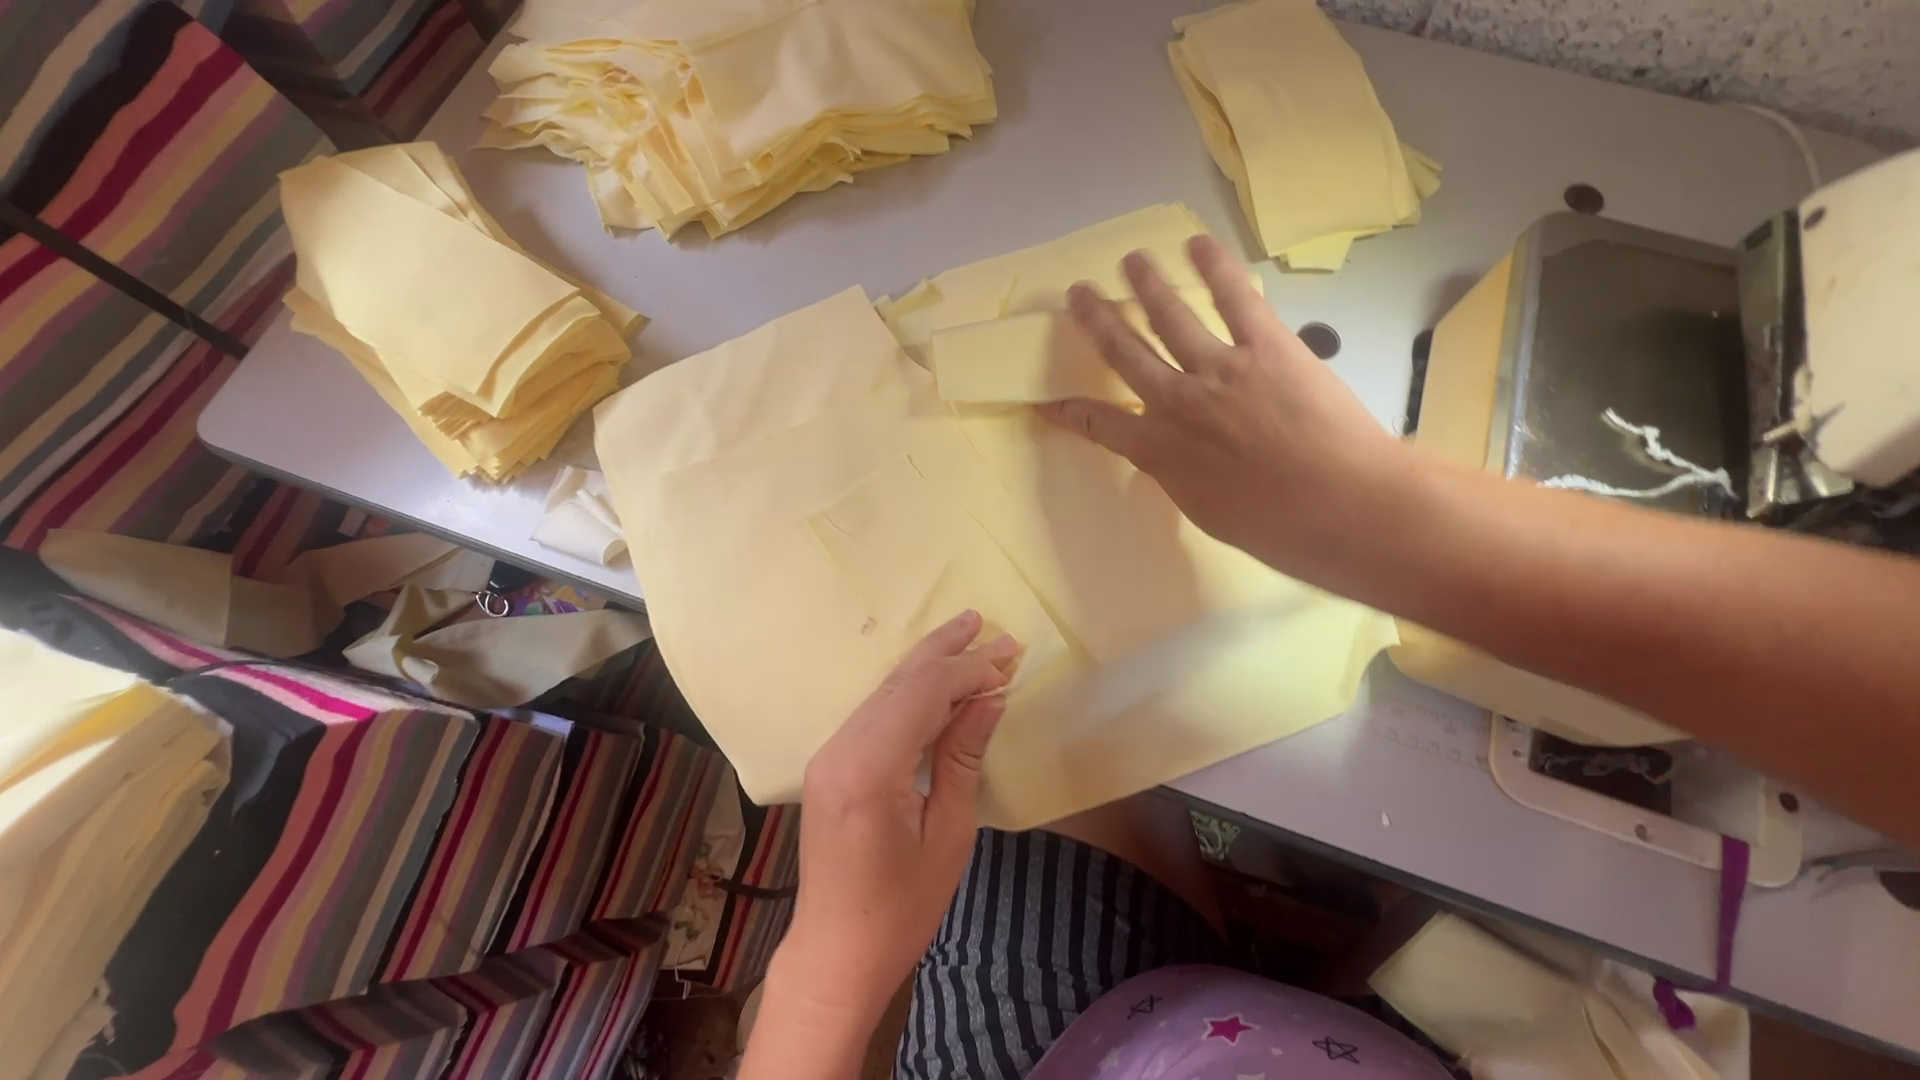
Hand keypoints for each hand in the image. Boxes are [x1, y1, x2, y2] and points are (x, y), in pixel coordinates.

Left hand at [772, 611, 1015, 1019]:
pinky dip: (909, 693)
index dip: (968, 669)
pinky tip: (934, 681)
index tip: (1009, 655)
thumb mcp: (948, 833)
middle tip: (986, 624)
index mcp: (869, 768)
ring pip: (883, 691)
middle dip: (947, 652)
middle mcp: (839, 749)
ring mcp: (827, 754)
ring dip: (927, 666)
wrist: (836, 951)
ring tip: (965, 637)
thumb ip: (963, 755)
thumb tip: (989, 697)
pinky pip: (873, 712)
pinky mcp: (828, 763)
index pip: (923, 693)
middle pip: (899, 681)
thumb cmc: (902, 907)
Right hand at [1039, 234, 1415, 579]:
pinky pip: (1233, 298)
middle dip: (1096, 321)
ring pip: (1169, 317)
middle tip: (1079, 295)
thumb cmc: (1278, 530)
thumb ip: (1181, 478)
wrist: (1344, 506)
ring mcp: (1218, 369)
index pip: (1102, 425)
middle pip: (1123, 352)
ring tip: (1132, 260)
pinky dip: (1214, 267)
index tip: (1049, 399)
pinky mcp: (1265, 345)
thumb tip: (1173, 460)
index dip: (1071, 412)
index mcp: (1159, 451)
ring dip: (1146, 285)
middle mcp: (1176, 402)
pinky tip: (1196, 244)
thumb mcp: (1207, 514)